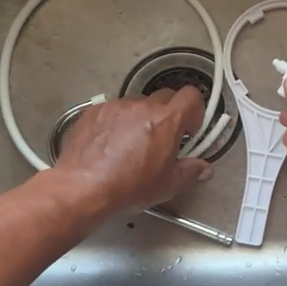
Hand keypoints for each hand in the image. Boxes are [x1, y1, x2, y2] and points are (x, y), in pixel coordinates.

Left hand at [50, 88, 210, 212]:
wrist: (82, 189)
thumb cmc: (128, 187)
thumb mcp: (168, 185)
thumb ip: (191, 172)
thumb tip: (204, 169)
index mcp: (166, 120)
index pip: (191, 96)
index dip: (195, 110)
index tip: (189, 128)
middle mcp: (142, 106)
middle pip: (164, 97)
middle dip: (168, 114)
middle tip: (163, 137)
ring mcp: (115, 107)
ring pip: (137, 104)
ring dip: (140, 118)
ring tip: (132, 143)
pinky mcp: (93, 112)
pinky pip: (113, 110)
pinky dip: (117, 122)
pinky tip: (110, 144)